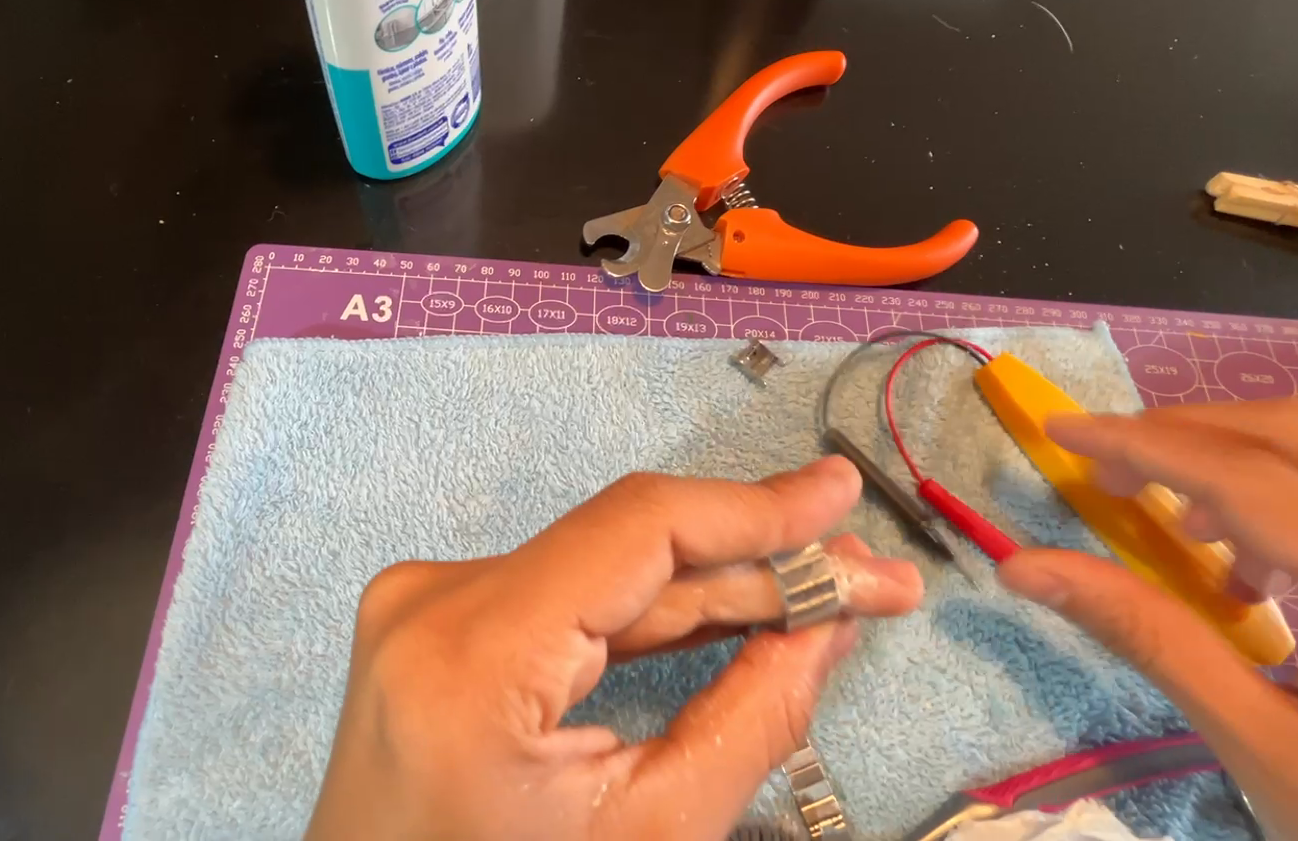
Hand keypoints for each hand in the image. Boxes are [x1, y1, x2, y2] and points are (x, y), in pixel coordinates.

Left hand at [306, 457, 923, 839]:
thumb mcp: (645, 837)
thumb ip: (749, 720)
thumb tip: (829, 623)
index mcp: (476, 651)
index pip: (638, 530)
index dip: (752, 508)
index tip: (840, 492)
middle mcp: (439, 594)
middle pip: (627, 551)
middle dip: (754, 562)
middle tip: (867, 577)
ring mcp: (429, 598)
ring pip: (603, 572)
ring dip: (712, 582)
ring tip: (824, 590)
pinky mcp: (438, 613)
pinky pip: (567, 595)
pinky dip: (650, 606)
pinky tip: (735, 605)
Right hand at [997, 399, 1297, 840]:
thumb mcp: (1266, 753)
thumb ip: (1151, 640)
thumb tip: (1021, 567)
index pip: (1257, 484)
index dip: (1145, 445)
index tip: (1061, 433)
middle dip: (1186, 430)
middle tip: (1108, 468)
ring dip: (1242, 448)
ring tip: (1180, 509)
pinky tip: (1260, 548)